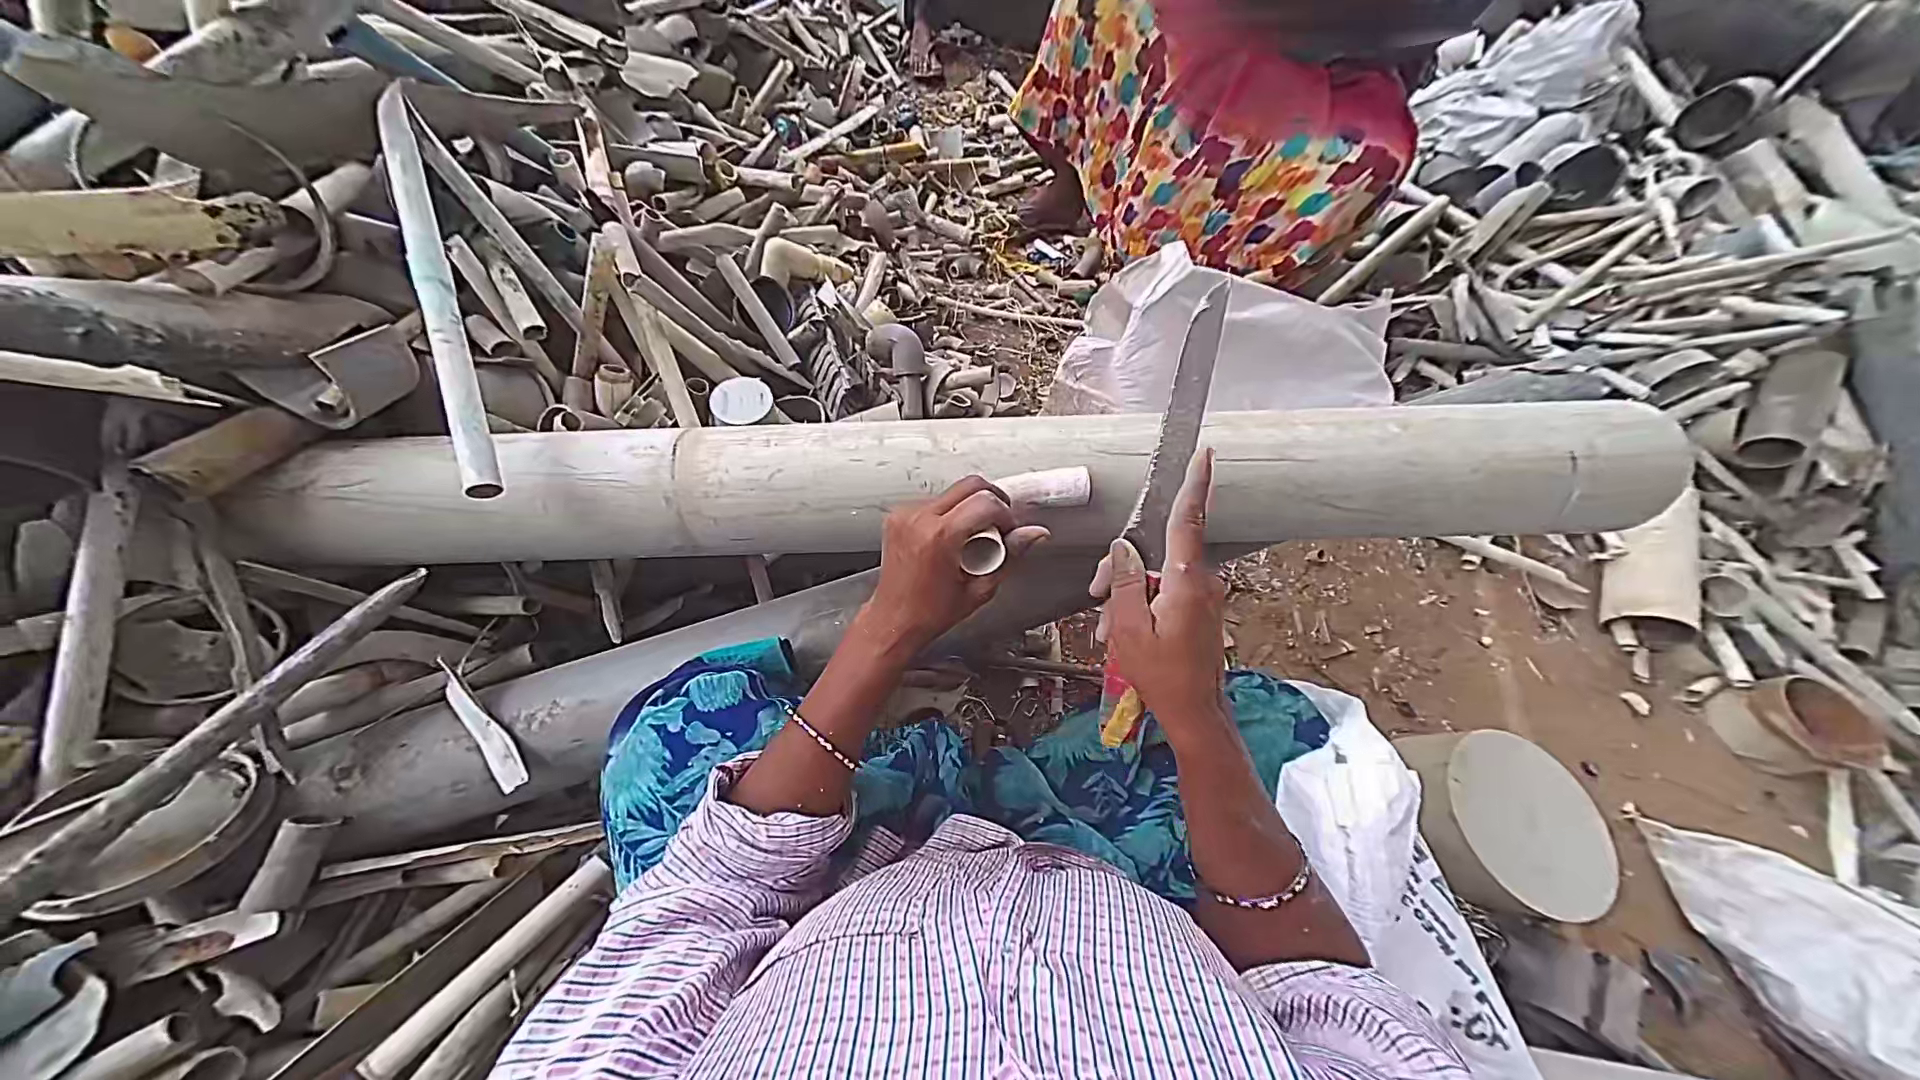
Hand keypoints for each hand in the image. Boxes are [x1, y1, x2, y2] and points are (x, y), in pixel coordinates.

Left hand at [861, 476, 1050, 655]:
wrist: (893, 620)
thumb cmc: (928, 613)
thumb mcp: (979, 589)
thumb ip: (1009, 556)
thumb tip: (1033, 534)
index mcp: (939, 537)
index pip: (986, 502)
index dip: (1006, 515)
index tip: (1009, 530)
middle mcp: (919, 519)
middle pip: (970, 485)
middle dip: (993, 500)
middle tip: (1000, 525)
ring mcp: (905, 515)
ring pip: (953, 491)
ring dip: (971, 507)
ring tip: (974, 538)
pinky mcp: (898, 516)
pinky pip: (935, 501)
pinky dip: (950, 513)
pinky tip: (954, 538)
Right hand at [1092, 449, 1226, 723]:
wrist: (1195, 713)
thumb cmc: (1162, 677)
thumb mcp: (1129, 629)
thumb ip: (1124, 582)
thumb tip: (1123, 548)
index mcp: (1187, 583)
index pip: (1188, 522)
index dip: (1195, 485)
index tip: (1205, 454)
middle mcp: (1202, 584)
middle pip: (1155, 555)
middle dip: (1121, 573)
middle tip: (1098, 601)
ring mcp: (1204, 598)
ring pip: (1156, 577)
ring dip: (1128, 597)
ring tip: (1110, 631)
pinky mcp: (1200, 610)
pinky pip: (1165, 593)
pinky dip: (1141, 606)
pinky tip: (1124, 632)